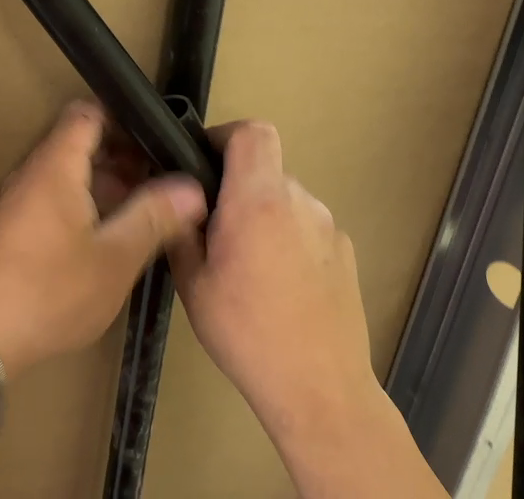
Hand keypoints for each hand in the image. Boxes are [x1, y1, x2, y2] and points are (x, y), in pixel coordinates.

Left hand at [0, 101, 207, 375]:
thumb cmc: (53, 291)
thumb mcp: (115, 257)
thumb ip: (154, 217)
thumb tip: (193, 186)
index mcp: (55, 166)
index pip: (88, 113)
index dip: (125, 116)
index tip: (161, 137)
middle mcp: (34, 173)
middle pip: (80, 140)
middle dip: (124, 153)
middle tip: (167, 176)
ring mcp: (23, 199)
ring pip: (71, 171)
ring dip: (109, 180)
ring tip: (153, 205)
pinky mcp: (19, 225)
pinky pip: (58, 194)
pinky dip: (90, 200)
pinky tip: (118, 230)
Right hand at [169, 120, 378, 443]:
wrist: (320, 390)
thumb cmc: (247, 333)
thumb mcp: (192, 282)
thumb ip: (183, 229)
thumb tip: (177, 198)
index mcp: (258, 201)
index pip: (252, 133)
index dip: (224, 136)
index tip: (202, 163)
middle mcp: (300, 203)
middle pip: (265, 169)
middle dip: (235, 187)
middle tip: (211, 230)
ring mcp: (329, 228)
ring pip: (284, 200)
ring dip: (261, 215)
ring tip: (244, 265)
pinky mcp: (346, 255)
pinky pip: (305, 228)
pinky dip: (286, 239)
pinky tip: (276, 286)